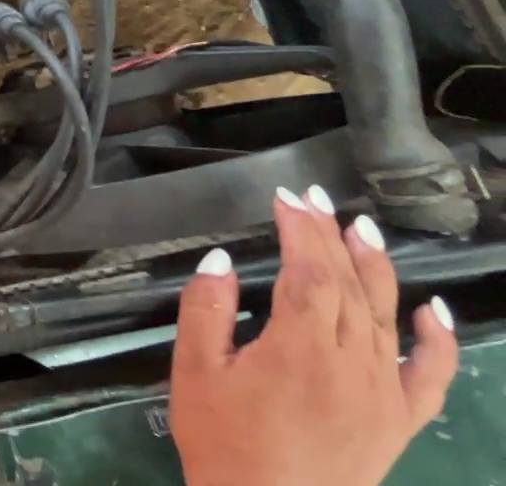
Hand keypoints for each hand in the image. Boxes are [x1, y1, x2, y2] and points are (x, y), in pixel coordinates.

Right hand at [170, 186, 458, 485]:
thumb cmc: (222, 435)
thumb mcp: (194, 369)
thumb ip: (206, 310)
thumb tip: (222, 261)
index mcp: (300, 348)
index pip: (309, 274)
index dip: (299, 232)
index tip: (285, 199)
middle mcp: (353, 364)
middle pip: (349, 287)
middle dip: (330, 237)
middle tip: (315, 198)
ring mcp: (384, 392)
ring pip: (387, 317)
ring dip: (377, 269)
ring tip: (364, 229)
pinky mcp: (400, 418)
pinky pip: (430, 374)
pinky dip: (438, 339)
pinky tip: (433, 309)